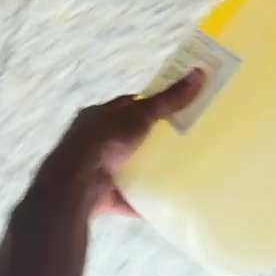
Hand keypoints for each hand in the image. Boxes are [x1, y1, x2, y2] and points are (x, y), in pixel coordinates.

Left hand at [41, 69, 204, 217]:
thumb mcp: (141, 115)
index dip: (153, 105)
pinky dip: (141, 200)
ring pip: (127, 165)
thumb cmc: (105, 140)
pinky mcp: (102, 194)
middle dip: (150, 139)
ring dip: (145, 169)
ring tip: (176, 170)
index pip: (130, 105)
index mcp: (99, 115)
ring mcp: (97, 168)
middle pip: (130, 136)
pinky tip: (162, 203)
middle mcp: (95, 139)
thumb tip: (199, 73)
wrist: (75, 183)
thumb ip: (169, 100)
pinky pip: (126, 196)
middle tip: (181, 142)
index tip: (177, 109)